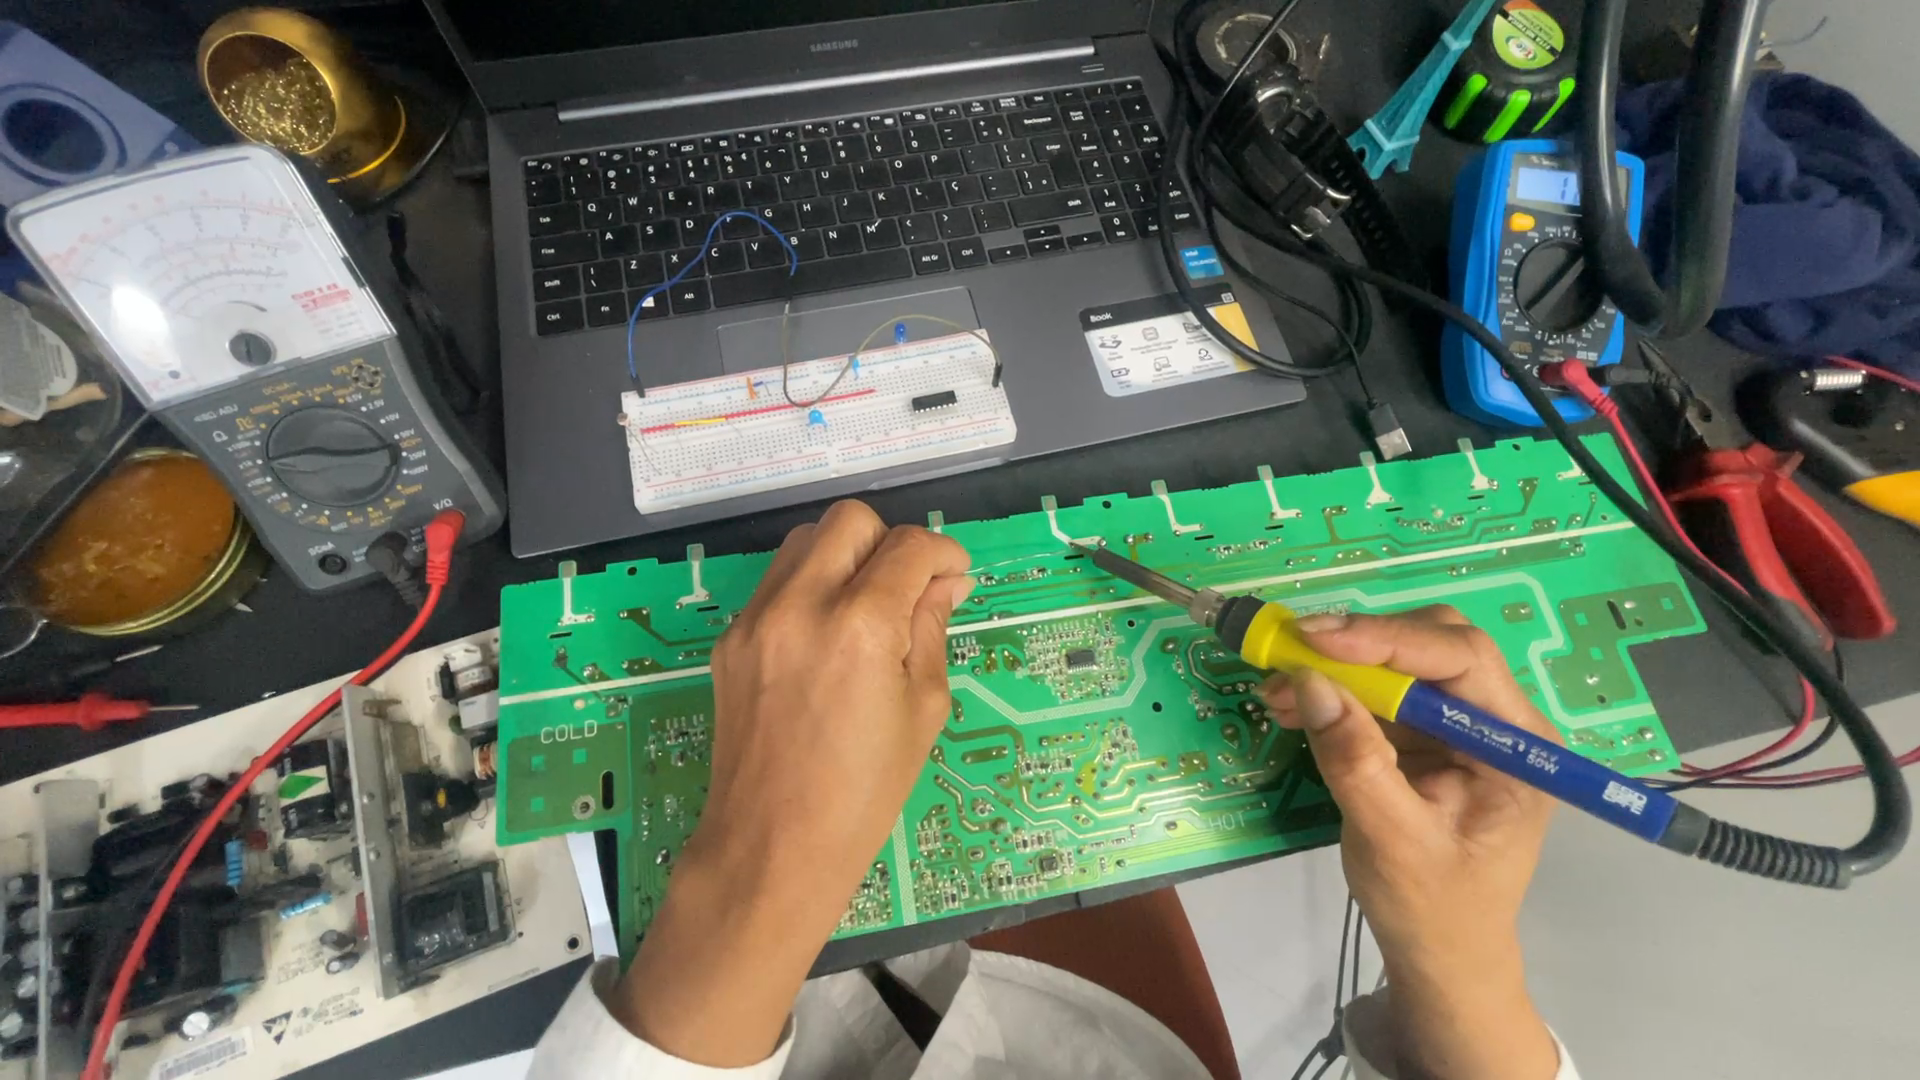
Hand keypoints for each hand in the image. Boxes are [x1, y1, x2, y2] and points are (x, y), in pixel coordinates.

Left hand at [613, 501, 970, 1065]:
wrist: (772, 846)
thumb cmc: (865, 789)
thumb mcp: (923, 706)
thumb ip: (931, 627)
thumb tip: (946, 581)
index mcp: (860, 625)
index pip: (910, 547)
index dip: (944, 553)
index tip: (954, 578)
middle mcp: (801, 603)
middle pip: (850, 520)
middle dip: (890, 541)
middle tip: (907, 587)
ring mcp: (756, 617)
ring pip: (806, 540)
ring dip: (846, 556)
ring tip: (865, 605)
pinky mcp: (730, 637)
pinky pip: (777, 582)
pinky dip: (811, 586)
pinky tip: (826, 634)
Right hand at [1261, 607, 1559, 1079]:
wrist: (1439, 949)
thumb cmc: (1431, 906)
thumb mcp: (1390, 839)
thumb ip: (1355, 760)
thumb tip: (1310, 683)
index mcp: (1515, 746)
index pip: (1460, 659)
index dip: (1385, 637)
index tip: (1313, 637)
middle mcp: (1494, 721)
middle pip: (1432, 642)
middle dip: (1359, 642)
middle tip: (1293, 652)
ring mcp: (1457, 724)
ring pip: (1397, 658)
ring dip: (1335, 664)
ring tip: (1278, 689)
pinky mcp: (1422, 733)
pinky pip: (1374, 689)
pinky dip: (1329, 688)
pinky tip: (1290, 705)